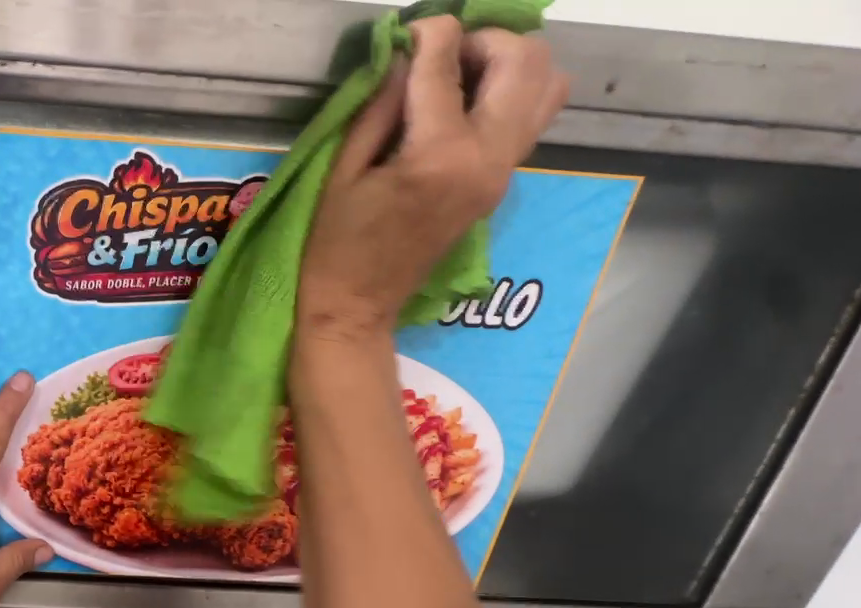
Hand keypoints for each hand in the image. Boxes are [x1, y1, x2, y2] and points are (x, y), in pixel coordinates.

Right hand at [299, 16, 570, 340]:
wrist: (353, 309)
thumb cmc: (330, 249)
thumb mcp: (339, 176)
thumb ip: (377, 110)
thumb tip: (403, 59)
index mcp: (439, 156)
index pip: (447, 65)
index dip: (427, 34)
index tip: (406, 31)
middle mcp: (487, 157)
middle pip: (523, 60)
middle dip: (482, 40)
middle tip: (440, 53)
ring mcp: (501, 172)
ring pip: (545, 83)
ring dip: (508, 64)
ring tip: (461, 75)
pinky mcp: (500, 183)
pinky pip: (530, 116)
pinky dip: (510, 93)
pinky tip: (465, 106)